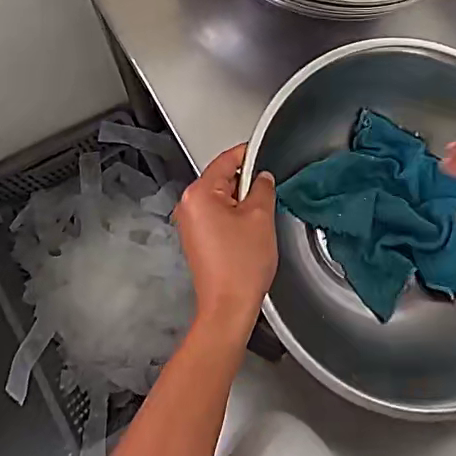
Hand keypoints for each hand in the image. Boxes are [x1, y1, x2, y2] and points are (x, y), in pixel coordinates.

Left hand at [174, 143, 277, 338]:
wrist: (229, 306)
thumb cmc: (239, 268)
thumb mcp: (260, 217)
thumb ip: (262, 188)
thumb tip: (262, 178)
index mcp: (199, 194)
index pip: (226, 160)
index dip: (248, 153)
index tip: (261, 150)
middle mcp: (189, 206)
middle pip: (223, 178)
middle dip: (247, 183)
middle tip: (266, 196)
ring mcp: (191, 224)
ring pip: (222, 198)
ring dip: (242, 203)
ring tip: (257, 222)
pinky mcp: (198, 238)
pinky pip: (219, 216)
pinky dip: (235, 218)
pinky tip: (249, 234)